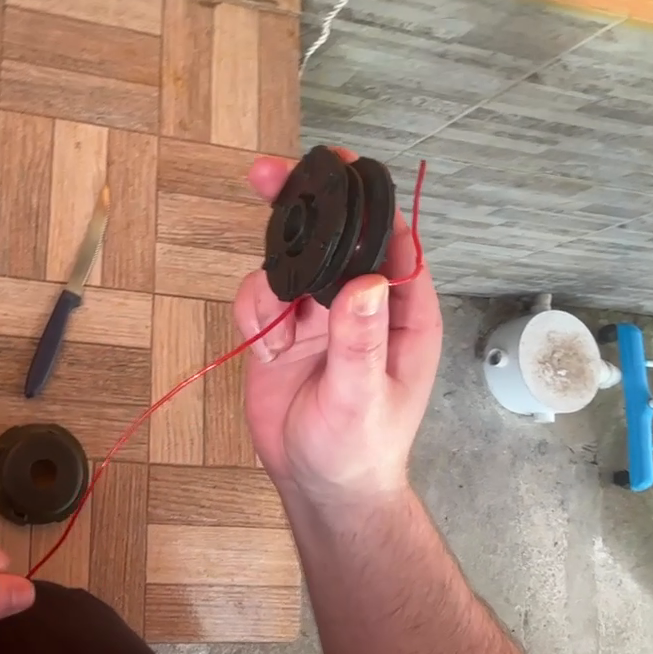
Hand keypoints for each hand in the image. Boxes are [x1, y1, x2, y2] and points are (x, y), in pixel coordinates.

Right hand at [232, 153, 441, 511]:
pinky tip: (263, 349)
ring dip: (268, 286)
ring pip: (285, 266)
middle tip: (263, 175)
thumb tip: (365, 281)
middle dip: (298, 211)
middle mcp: (359, 304)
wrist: (318, 484)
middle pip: (330, 239)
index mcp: (402, 312)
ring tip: (273, 337)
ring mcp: (316, 316)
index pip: (389, 240)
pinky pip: (257, 299)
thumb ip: (361, 340)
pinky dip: (251, 316)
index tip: (334, 169)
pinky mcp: (279, 331)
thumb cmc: (358, 448)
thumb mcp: (364, 397)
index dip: (363, 201)